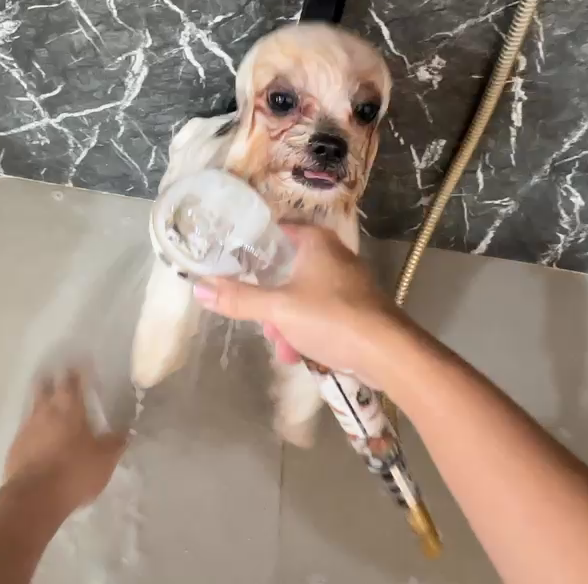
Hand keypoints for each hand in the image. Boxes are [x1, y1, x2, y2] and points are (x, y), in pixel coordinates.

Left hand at [3, 368, 128, 511]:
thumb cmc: (74, 472)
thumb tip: (127, 430)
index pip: (75, 379)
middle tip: (60, 376)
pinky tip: (38, 437)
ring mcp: (27, 427)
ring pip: (34, 404)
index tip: (83, 362)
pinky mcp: (15, 446)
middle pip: (47, 384)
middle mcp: (46, 410)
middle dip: (54, 378)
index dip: (79, 370)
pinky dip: (33, 428)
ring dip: (41, 401)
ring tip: (49, 404)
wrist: (34, 498)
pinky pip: (26, 429)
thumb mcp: (104, 459)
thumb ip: (116, 442)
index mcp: (70, 407)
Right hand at [194, 225, 412, 384]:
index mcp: (316, 242)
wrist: (388, 353)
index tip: (235, 264)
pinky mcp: (359, 310)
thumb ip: (239, 299)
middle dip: (272, 302)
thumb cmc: (331, 317)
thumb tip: (199, 288)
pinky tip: (303, 355)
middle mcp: (334, 255)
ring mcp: (349, 283)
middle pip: (288, 271)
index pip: (278, 231)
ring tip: (285, 349)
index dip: (255, 247)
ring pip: (304, 297)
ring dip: (289, 323)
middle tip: (265, 323)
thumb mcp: (278, 309)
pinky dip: (309, 331)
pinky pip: (323, 314)